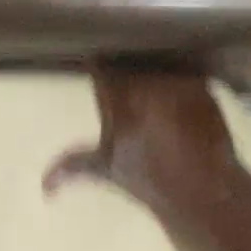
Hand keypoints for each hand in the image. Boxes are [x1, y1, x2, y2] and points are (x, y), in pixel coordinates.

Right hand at [43, 65, 250, 228]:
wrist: (206, 188)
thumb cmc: (150, 177)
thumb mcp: (107, 170)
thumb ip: (73, 166)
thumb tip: (44, 185)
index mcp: (117, 91)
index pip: (100, 64)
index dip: (98, 66)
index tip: (96, 71)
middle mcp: (145, 76)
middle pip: (129, 62)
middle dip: (126, 74)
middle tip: (126, 93)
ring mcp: (176, 79)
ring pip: (157, 66)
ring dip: (153, 77)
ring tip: (154, 98)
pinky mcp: (201, 85)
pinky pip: (182, 76)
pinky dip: (179, 86)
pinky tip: (179, 104)